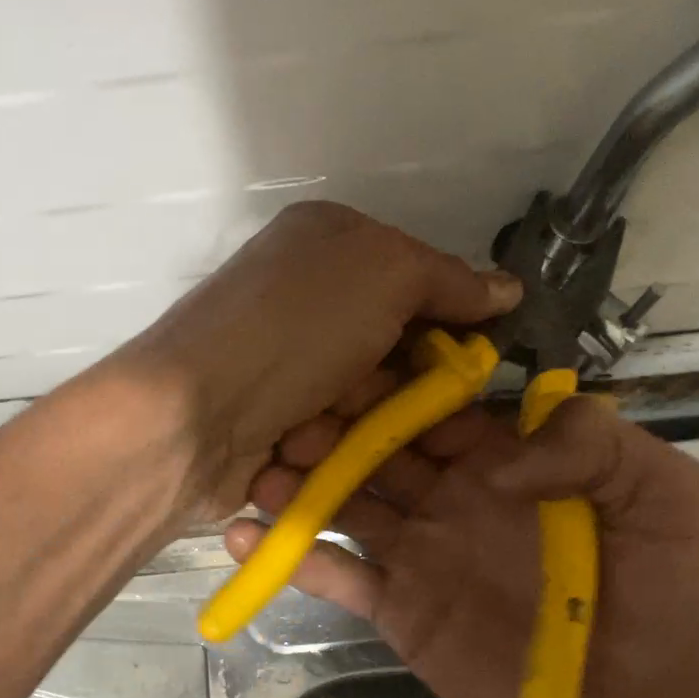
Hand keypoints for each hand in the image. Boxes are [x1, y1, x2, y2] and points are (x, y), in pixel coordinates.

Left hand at [116, 201, 519, 516]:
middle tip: (411, 417)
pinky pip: (325, 443)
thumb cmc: (293, 329)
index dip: (448, 323)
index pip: (414, 280)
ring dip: (356, 427)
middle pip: (391, 352)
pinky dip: (320, 452)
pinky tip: (296, 453)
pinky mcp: (268, 425)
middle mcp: (301, 300)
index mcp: (326, 244)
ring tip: (322, 432)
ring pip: (362, 406)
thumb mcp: (385, 275)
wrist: (191, 414)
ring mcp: (281, 366)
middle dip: (401, 390)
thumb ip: (449, 280)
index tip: (474, 366)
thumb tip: (507, 288)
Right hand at [225, 395, 698, 697]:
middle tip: (284, 419)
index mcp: (504, 460)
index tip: (344, 371)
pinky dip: (291, 557)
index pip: (433, 409)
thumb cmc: (665, 594)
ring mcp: (418, 552)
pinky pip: (337, 575)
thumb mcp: (664, 493)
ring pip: (344, 506)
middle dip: (330, 431)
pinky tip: (248, 538)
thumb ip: (593, 443)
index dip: (391, 389)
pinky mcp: (397, 608)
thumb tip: (493, 459)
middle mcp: (450, 497)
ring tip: (258, 472)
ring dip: (299, 487)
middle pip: (376, 451)